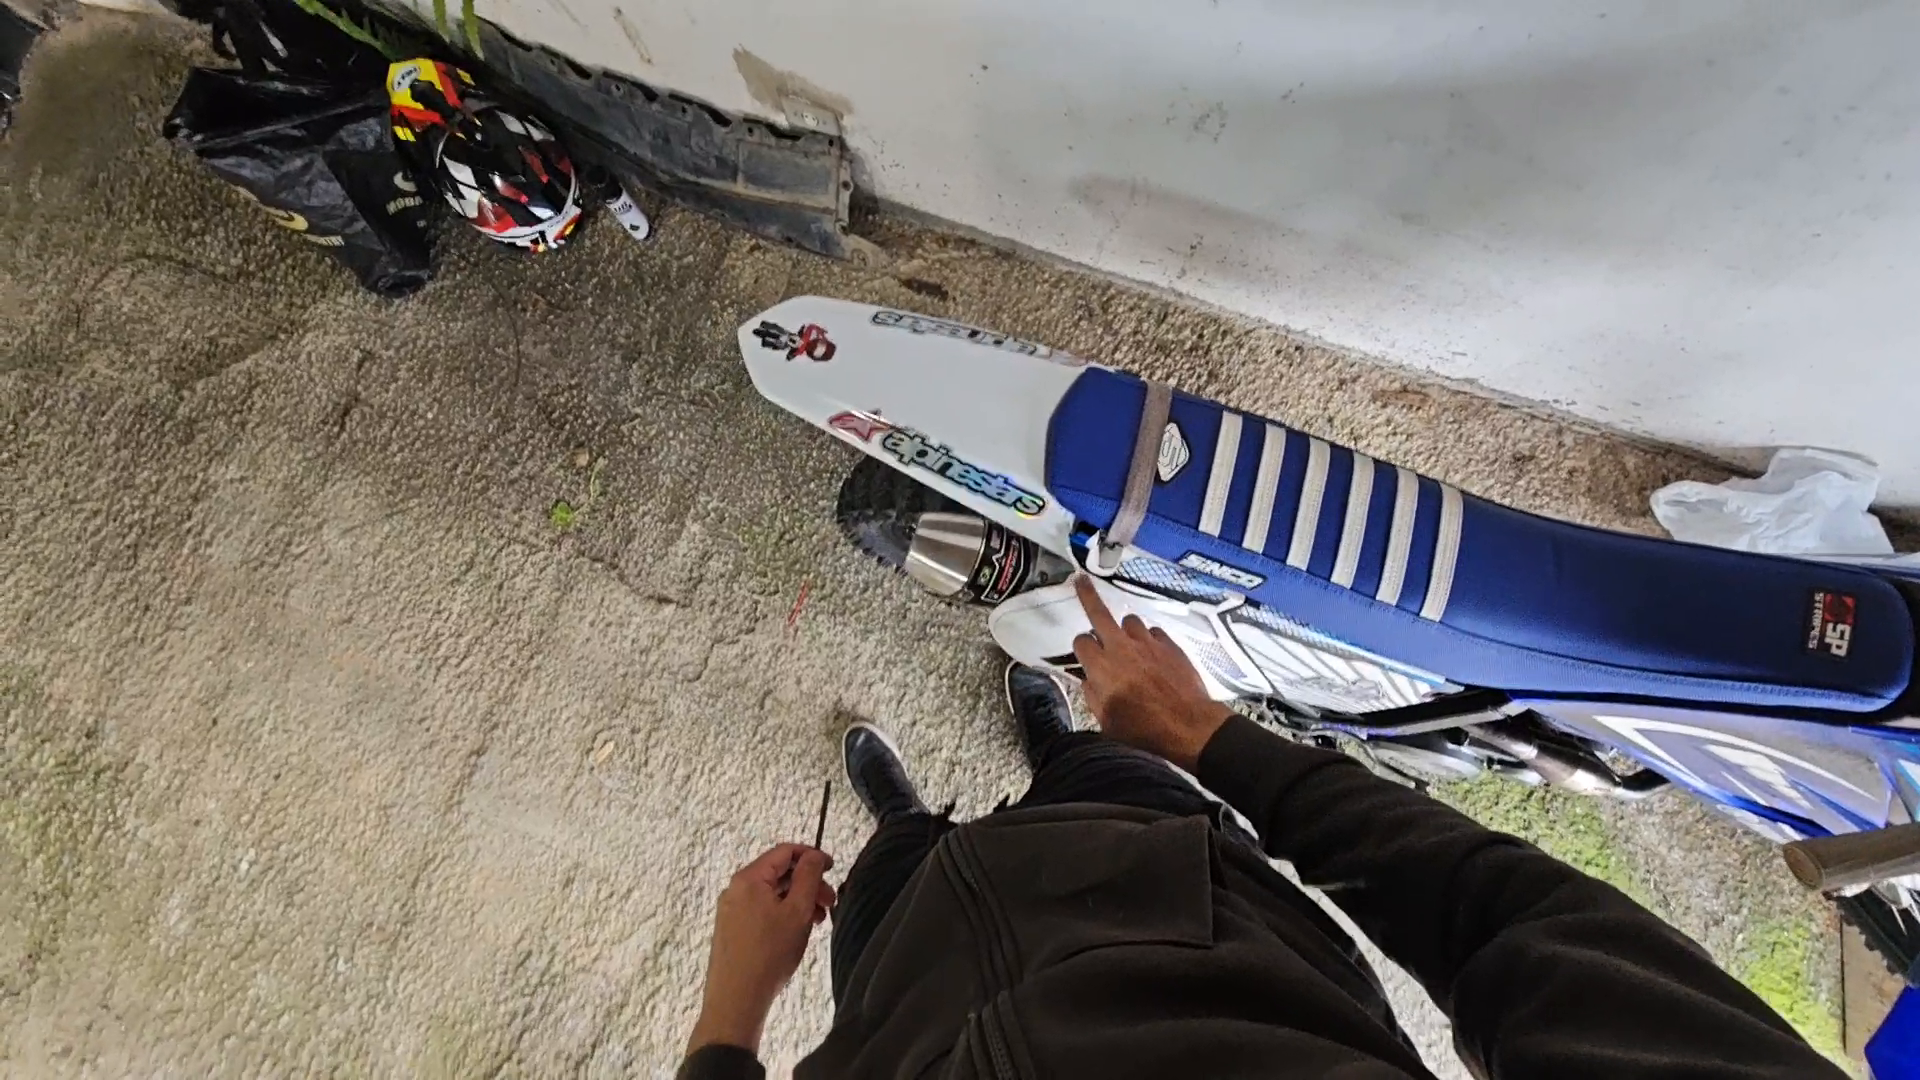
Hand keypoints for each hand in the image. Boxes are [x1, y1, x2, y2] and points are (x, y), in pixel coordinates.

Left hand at [686, 843, 836, 1055]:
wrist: (735, 1004)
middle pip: (779, 873)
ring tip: (818, 921)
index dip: (812, 856)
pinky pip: (762, 910)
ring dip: (798, 901)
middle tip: (830, 902)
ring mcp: (731, 910)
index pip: (785, 851)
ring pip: (772, 894)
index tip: (832, 869)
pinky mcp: (731, 930)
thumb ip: (808, 876)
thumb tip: (813, 855)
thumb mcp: (797, 911)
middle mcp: (736, 889)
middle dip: (808, 883)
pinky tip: (797, 931)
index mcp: (749, 878)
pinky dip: (783, 914)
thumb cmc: (769, 953)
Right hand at [1072, 574, 1236, 770]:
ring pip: (1129, 621)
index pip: (1080, 641)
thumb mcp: (1107, 721)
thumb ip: (1093, 695)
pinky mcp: (1169, 644)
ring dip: (1124, 629)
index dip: (1080, 647)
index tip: (1085, 654)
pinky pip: (1153, 631)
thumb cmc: (1144, 729)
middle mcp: (1121, 647)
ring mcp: (1147, 642)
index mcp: (1101, 667)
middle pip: (1099, 613)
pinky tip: (1152, 653)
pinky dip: (1149, 639)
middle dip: (1087, 595)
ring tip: (1129, 644)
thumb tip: (1088, 680)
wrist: (1188, 725)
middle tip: (1082, 580)